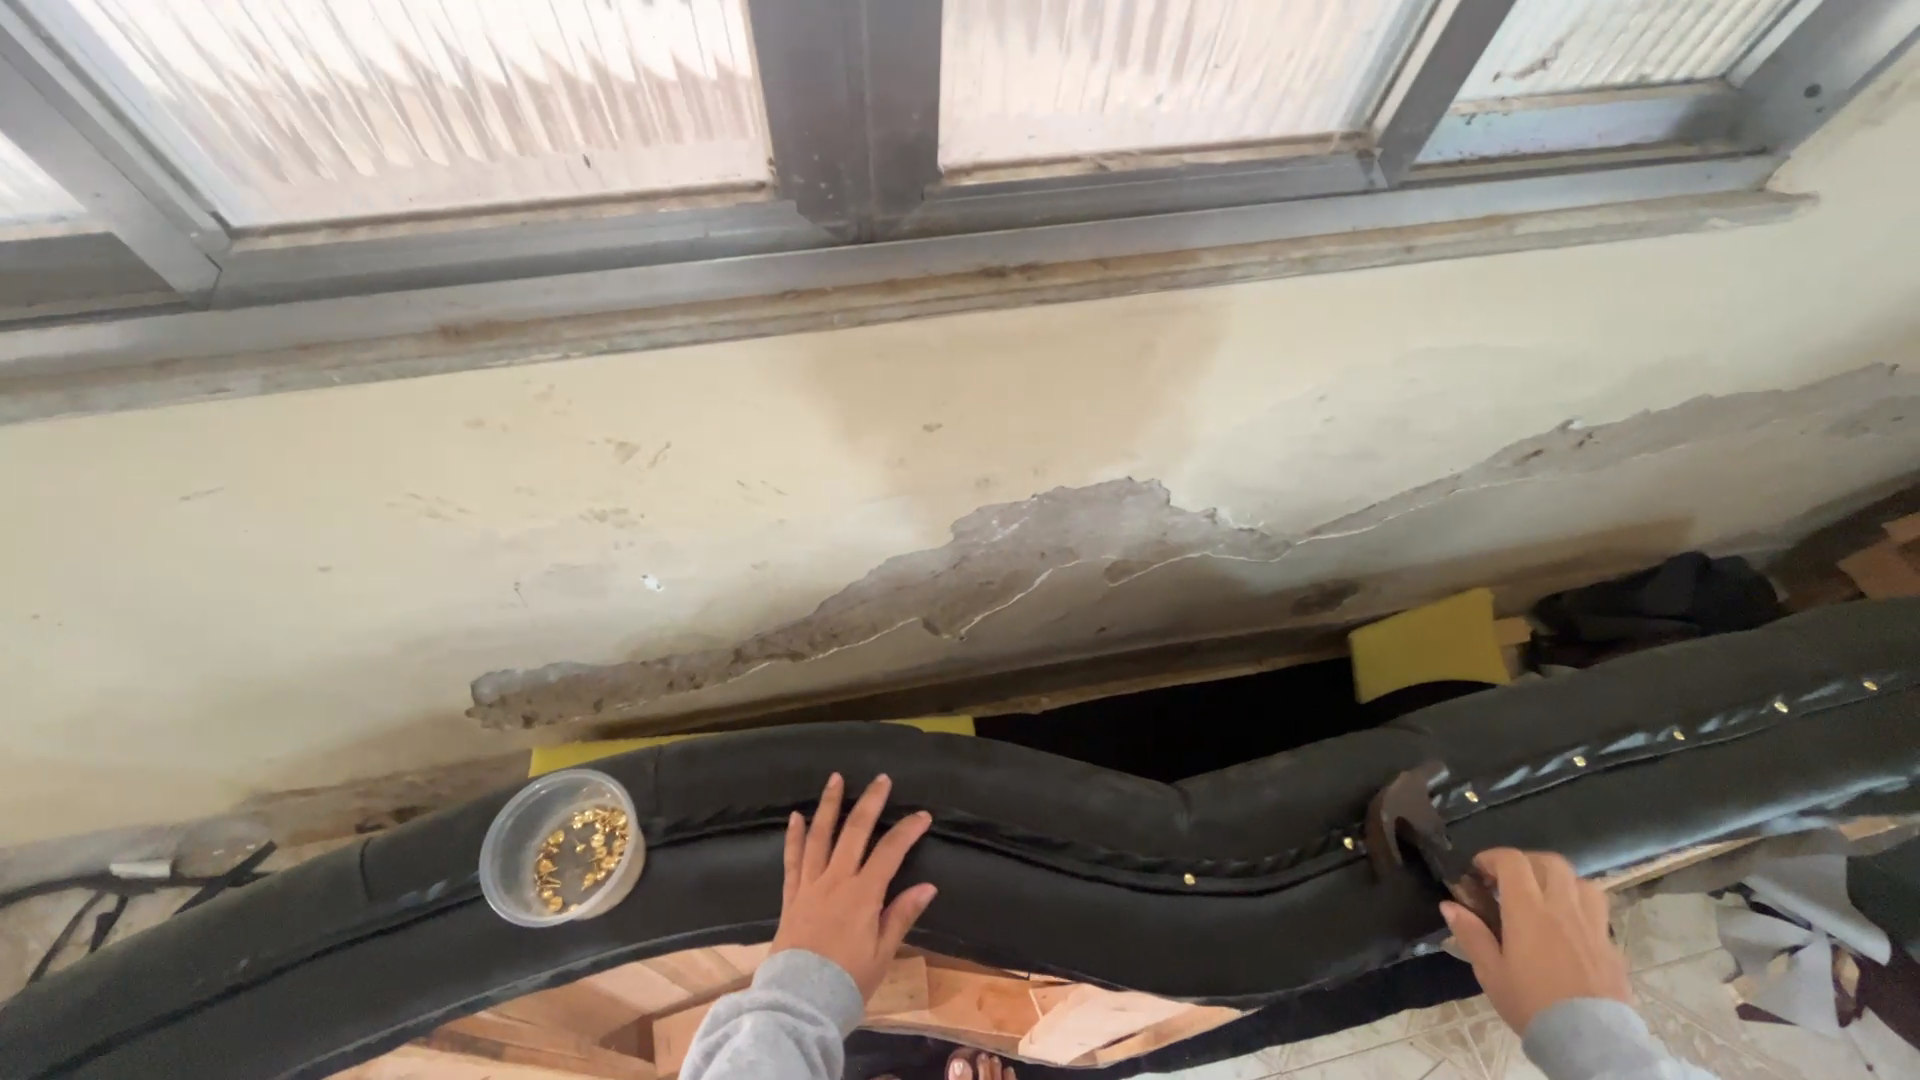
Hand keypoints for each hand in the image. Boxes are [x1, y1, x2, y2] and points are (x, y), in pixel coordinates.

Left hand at [770, 772, 937, 1000]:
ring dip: (829, 805)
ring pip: (820, 836)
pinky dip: (794, 836)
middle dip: (870, 802)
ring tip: (836, 779)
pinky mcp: (791, 896)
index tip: (923, 815)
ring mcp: (810, 885)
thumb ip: (901, 915)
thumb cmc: (847, 982)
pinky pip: (792, 859)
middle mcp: (836, 880)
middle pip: (855, 832)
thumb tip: (927, 886)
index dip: (908, 830)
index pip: (890, 851)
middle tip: (881, 779)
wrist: (798, 1004)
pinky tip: (796, 817)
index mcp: (863, 894)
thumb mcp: (882, 954)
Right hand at [1442, 848, 1631, 1035]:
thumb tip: (1449, 905)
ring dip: (1559, 881)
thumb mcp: (1490, 972)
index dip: (1492, 857)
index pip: (1513, 862)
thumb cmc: (1532, 1004)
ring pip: (1581, 882)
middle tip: (1510, 880)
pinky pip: (1598, 912)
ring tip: (1544, 897)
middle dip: (1527, 862)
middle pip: (1551, 863)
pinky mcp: (1612, 947)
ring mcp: (1593, 927)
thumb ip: (1471, 934)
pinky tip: (1568, 927)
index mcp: (1529, 911)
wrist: (1590, 1043)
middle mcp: (1563, 910)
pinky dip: (1580, 906)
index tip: (1479, 871)